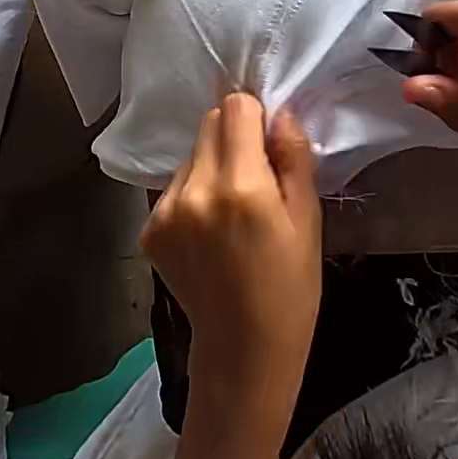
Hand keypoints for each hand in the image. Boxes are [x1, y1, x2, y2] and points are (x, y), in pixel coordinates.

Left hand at [141, 93, 320, 422]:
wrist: (242, 351)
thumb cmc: (290, 285)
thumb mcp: (308, 217)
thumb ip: (294, 156)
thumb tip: (279, 113)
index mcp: (240, 186)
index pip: (235, 107)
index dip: (258, 117)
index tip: (271, 146)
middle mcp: (193, 190)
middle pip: (210, 122)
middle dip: (235, 136)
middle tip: (257, 177)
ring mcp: (164, 211)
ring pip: (192, 152)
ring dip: (214, 162)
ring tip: (233, 208)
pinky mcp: (149, 229)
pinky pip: (176, 183)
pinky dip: (196, 190)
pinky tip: (211, 228)